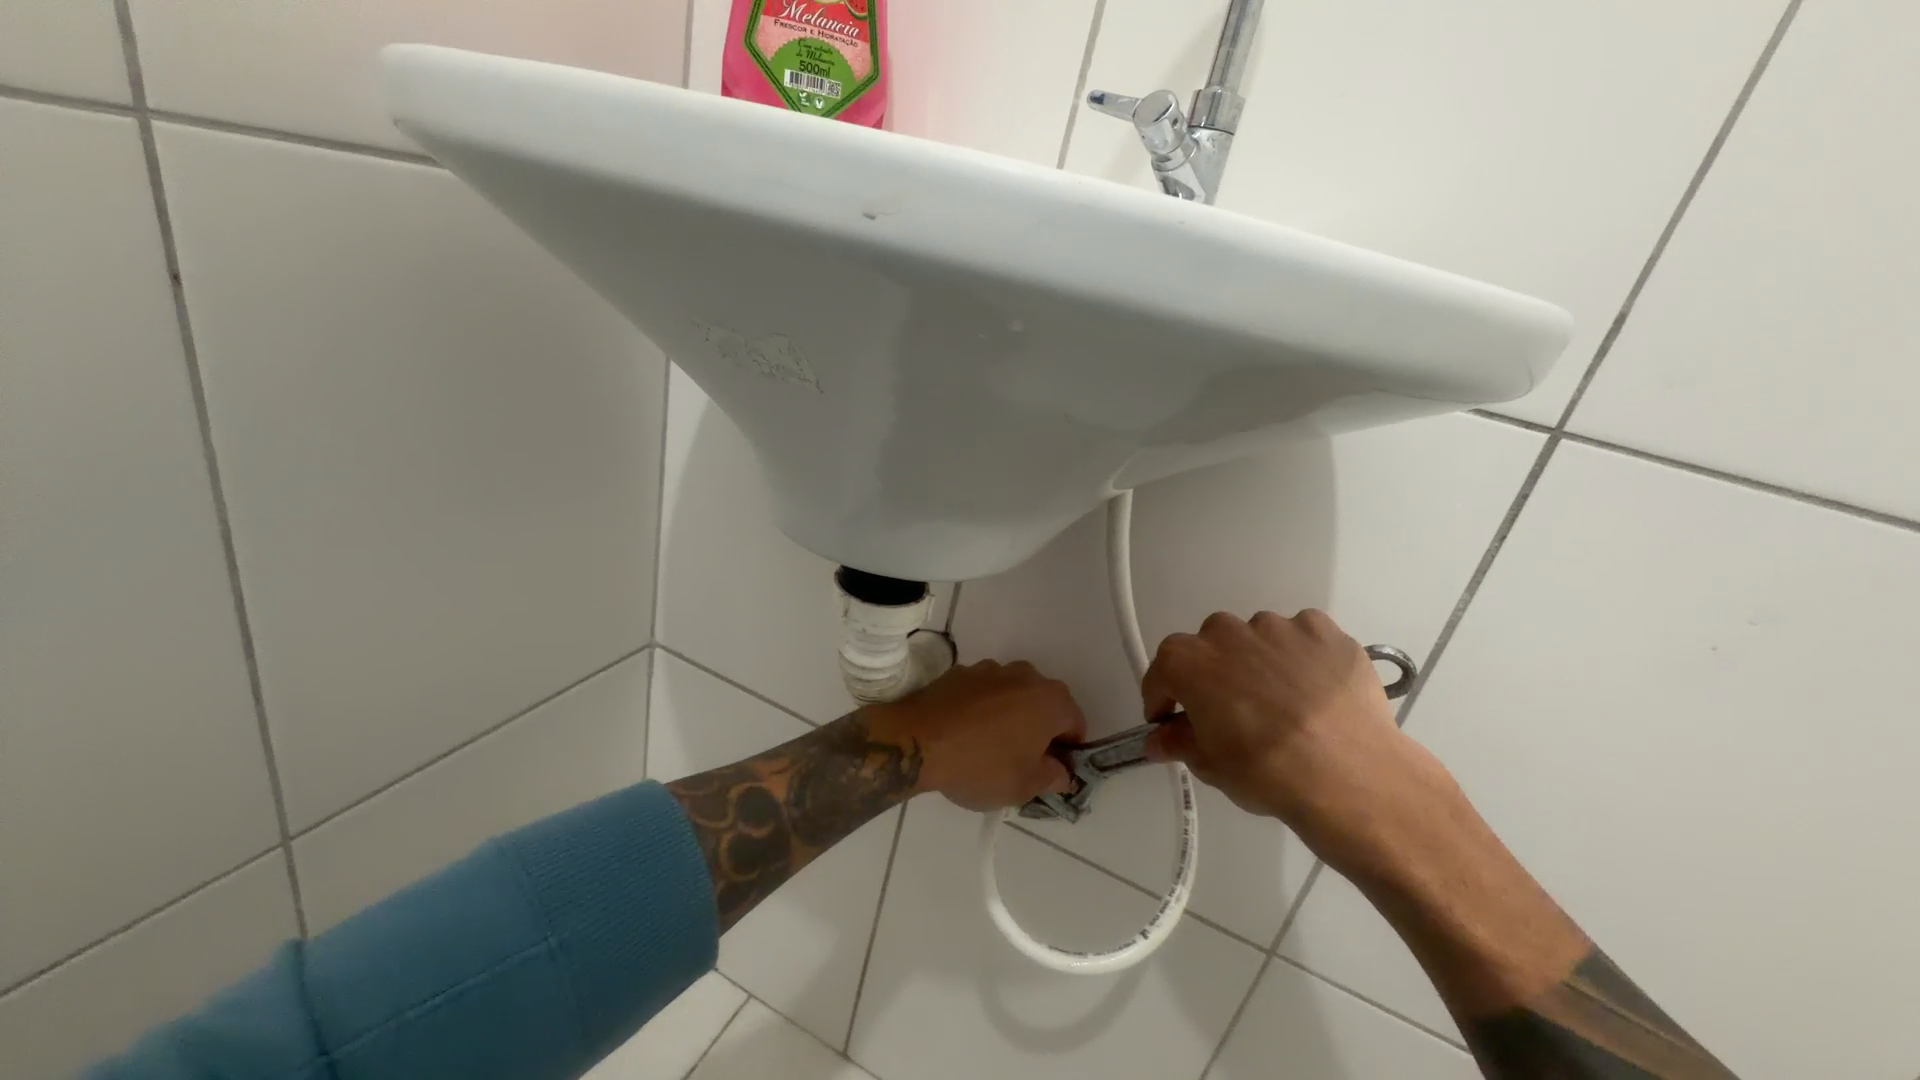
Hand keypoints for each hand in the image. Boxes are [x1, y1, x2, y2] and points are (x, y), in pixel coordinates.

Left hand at [869, 660, 1085, 811]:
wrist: (916, 741)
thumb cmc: (980, 765)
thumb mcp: (1024, 786)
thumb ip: (1053, 777)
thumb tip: (1062, 772)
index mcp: (1051, 700)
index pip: (1075, 725)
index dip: (1067, 752)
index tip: (1050, 772)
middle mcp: (1026, 675)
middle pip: (1044, 706)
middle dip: (1039, 731)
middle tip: (1021, 762)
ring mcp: (990, 670)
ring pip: (1012, 697)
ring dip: (1009, 717)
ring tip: (987, 748)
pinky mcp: (960, 672)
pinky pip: (982, 694)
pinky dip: (981, 709)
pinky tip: (964, 733)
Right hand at [1141, 610, 1462, 882]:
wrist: (1349, 772)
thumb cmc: (1266, 770)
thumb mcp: (1210, 766)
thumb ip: (1179, 743)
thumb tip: (1160, 740)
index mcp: (1187, 661)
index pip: (1162, 672)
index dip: (1165, 699)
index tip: (1173, 722)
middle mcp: (1227, 632)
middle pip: (1210, 647)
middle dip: (1215, 674)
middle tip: (1232, 714)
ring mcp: (1279, 626)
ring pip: (1258, 639)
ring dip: (1260, 662)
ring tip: (1283, 704)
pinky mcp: (1325, 631)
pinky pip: (1302, 637)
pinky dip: (1302, 657)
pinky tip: (1315, 691)